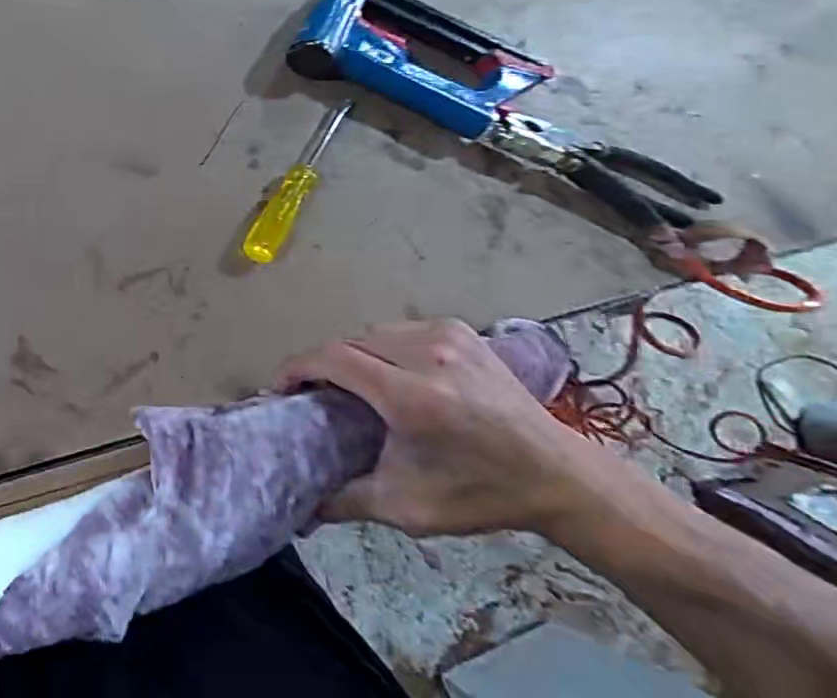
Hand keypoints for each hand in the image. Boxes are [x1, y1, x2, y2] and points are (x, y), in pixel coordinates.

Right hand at [275, 320, 622, 537]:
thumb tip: (300, 505)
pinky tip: (388, 372)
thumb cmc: (480, 494)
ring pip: (373, 332)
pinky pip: (400, 329)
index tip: (279, 389)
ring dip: (352, 354)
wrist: (557, 473)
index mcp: (412, 396)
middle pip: (348, 342)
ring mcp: (447, 335)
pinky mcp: (461, 330)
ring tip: (348, 385)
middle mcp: (427, 353)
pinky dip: (382, 346)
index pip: (333, 358)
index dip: (296, 368)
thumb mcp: (408, 508)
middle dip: (322, 364)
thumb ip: (345, 500)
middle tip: (314, 394)